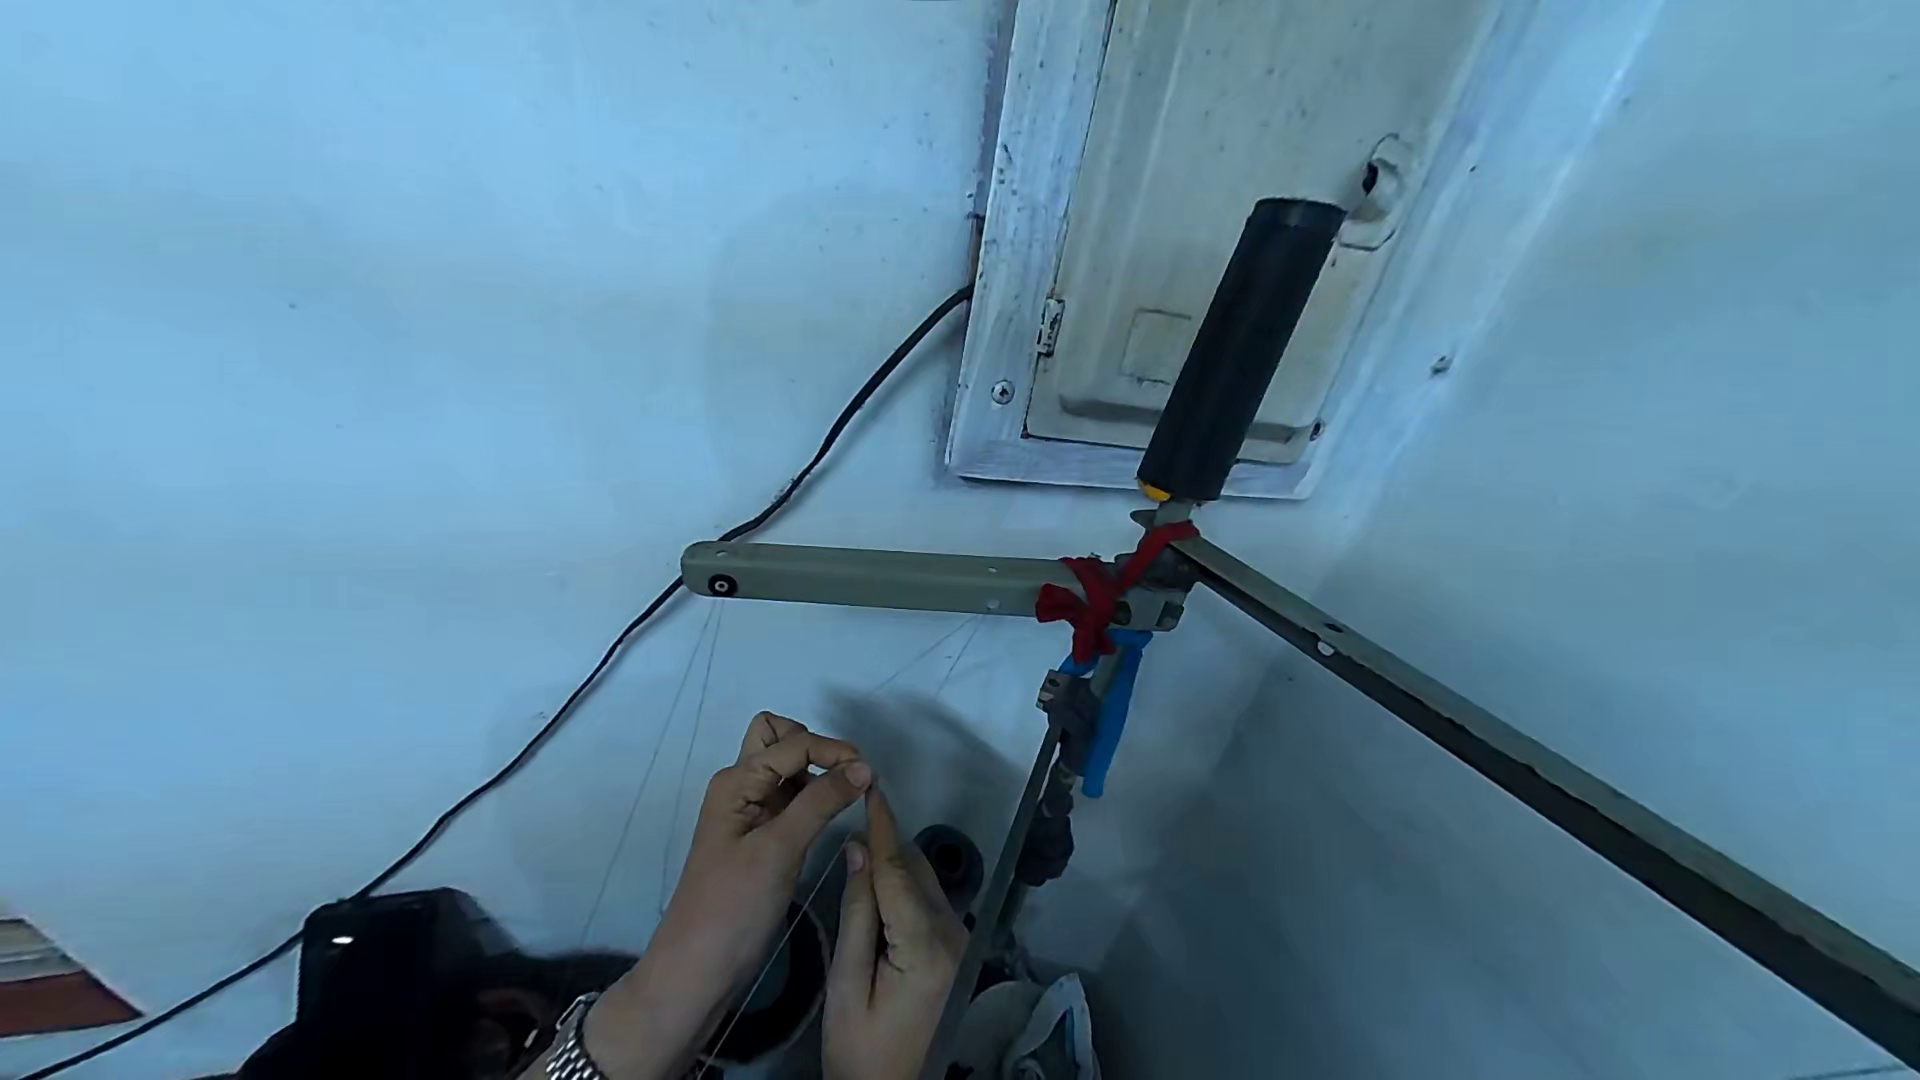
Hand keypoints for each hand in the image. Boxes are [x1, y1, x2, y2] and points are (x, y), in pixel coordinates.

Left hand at [579, 712, 871, 1079]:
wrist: (697, 973)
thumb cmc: (733, 907)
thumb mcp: (779, 849)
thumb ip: (821, 801)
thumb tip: (864, 767)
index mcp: (737, 780)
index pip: (795, 743)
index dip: (833, 751)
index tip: (870, 775)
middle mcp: (742, 785)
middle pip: (779, 736)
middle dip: (815, 745)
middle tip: (844, 776)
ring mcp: (751, 809)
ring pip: (787, 764)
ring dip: (817, 768)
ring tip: (846, 795)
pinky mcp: (763, 833)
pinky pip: (792, 794)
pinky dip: (814, 793)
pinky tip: (831, 813)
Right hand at [824, 788, 968, 1079]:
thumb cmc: (863, 1051)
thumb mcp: (847, 986)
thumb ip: (856, 914)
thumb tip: (858, 850)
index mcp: (925, 944)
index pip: (899, 869)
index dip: (883, 824)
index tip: (870, 785)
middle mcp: (952, 932)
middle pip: (914, 869)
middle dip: (886, 840)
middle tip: (853, 815)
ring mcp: (959, 938)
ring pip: (924, 879)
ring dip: (895, 860)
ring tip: (860, 845)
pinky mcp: (956, 945)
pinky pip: (928, 898)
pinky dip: (904, 883)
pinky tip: (880, 882)